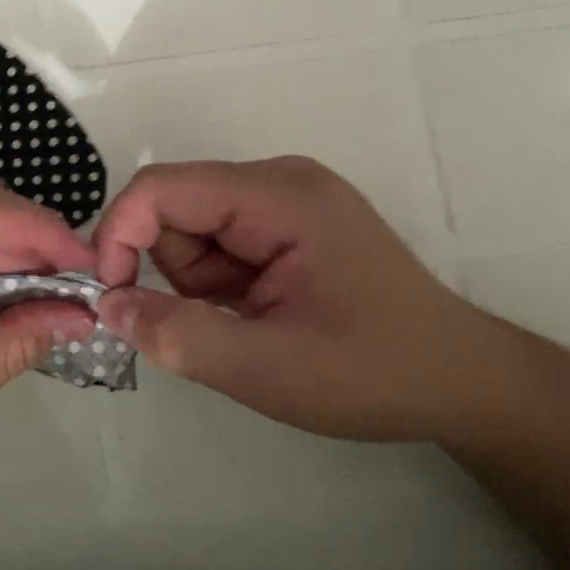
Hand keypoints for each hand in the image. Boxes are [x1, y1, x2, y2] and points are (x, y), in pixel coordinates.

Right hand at [93, 157, 516, 441]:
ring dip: (192, 283)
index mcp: (278, 196)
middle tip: (206, 326)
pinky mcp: (283, 226)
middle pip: (172, 206)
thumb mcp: (267, 368)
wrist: (464, 387)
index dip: (119, 235)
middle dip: (167, 270)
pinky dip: (213, 285)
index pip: (161, 187)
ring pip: (188, 229)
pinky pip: (214, 244)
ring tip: (244, 325)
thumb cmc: (374, 374)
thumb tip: (105, 306)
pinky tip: (255, 316)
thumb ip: (177, 335)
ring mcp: (282, 202)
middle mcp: (277, 182)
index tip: (110, 297)